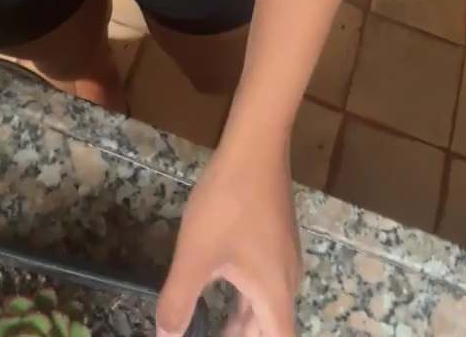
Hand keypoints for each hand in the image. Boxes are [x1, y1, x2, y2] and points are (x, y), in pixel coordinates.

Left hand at [155, 142, 300, 336]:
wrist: (255, 146)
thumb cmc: (228, 202)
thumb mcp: (195, 255)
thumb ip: (178, 302)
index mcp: (273, 293)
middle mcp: (287, 278)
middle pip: (271, 327)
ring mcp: (284, 253)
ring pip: (268, 302)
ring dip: (244, 321)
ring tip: (218, 327)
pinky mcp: (277, 234)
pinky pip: (266, 279)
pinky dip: (247, 296)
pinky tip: (226, 285)